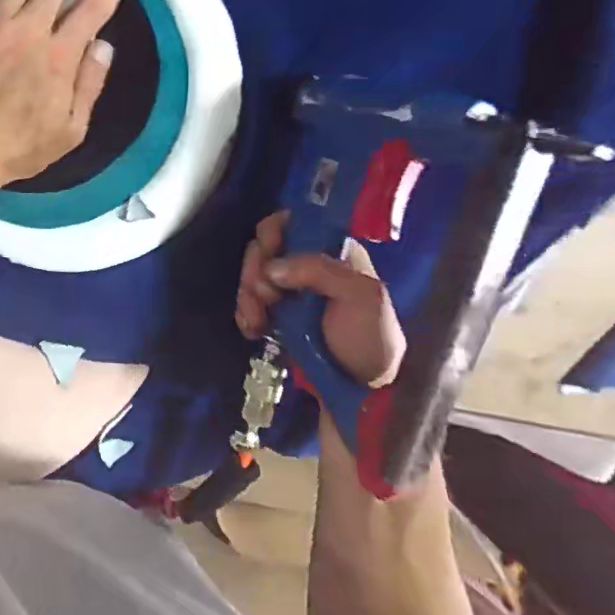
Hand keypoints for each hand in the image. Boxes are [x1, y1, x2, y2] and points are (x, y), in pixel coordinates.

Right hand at [235, 211, 405, 387]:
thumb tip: (271, 267)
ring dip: (247, 296)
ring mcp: (290, 290)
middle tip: (266, 298)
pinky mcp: (277, 314)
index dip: (273, 233)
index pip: (292, 222)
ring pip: (252, 274)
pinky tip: (253, 330)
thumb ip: (319, 270)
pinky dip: (245, 312)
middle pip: (263, 247)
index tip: (270, 256)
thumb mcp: (360, 298)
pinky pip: (248, 301)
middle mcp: (308, 265)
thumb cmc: (370, 339)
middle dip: (255, 271)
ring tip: (256, 322)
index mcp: (333, 252)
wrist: (364, 393)